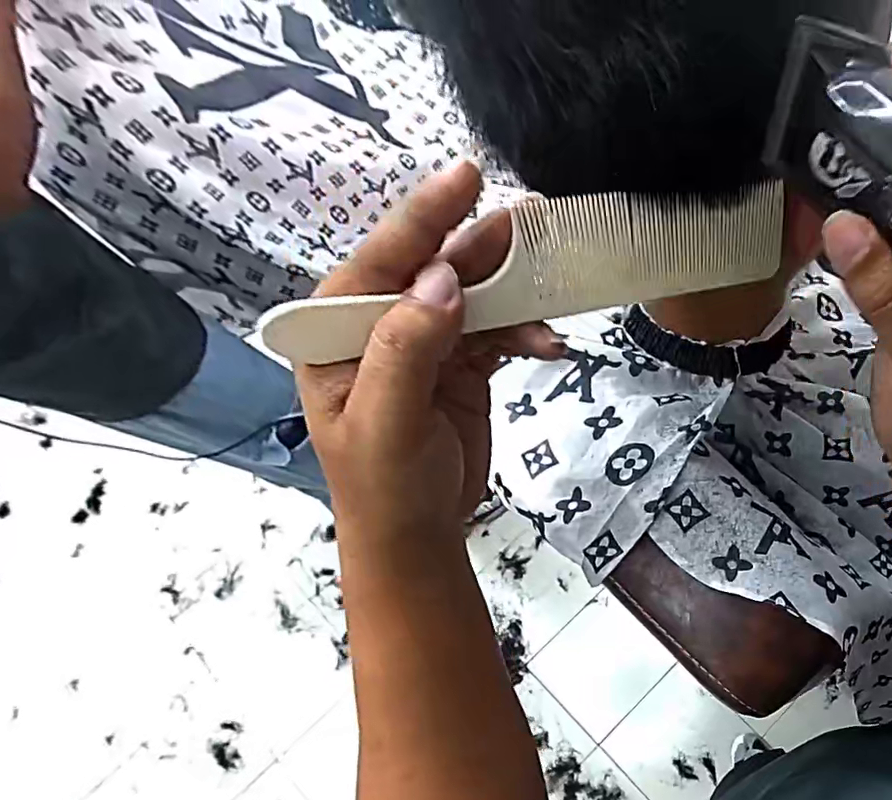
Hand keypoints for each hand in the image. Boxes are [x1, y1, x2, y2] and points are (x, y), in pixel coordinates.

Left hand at [297, 161, 565, 547]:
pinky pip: (499, 337)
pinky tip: (548, 346)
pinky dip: (525, 337)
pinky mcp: (464, 370)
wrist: (418, 530)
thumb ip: (406, 348)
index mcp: (341, 330)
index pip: (383, 262)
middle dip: (480, 248)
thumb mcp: (386, 420)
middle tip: (528, 222)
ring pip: (475, 302)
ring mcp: (429, 348)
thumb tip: (442, 282)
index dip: (424, 218)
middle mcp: (383, 328)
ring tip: (551, 290)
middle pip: (435, 271)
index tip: (465, 177)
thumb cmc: (385, 483)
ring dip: (515, 297)